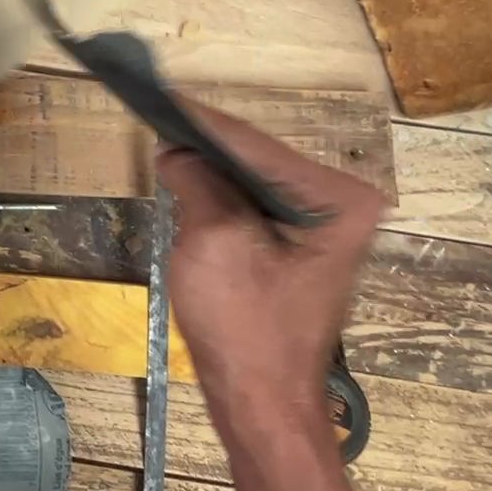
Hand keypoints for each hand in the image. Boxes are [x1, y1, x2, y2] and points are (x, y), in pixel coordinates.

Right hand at [157, 103, 387, 435]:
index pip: (254, 144)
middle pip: (254, 157)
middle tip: (151, 117)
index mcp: (338, 199)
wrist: (259, 395)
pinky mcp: (293, 244)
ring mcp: (319, 225)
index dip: (199, 122)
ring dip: (203, 166)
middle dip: (202, 142)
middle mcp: (340, 203)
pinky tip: (180, 179)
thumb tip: (174, 148)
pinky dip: (210, 191)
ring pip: (246, 178)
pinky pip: (246, 202)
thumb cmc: (243, 323)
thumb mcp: (212, 242)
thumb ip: (197, 183)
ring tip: (159, 141)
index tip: (158, 95)